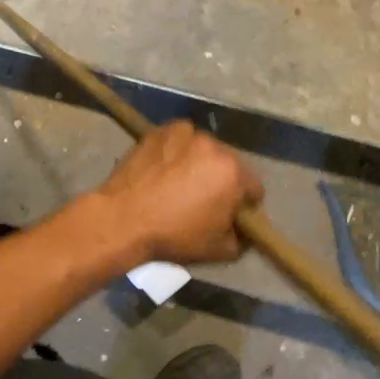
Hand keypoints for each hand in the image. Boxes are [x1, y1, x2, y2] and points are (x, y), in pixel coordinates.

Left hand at [94, 120, 264, 264]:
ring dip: (199, 161)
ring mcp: (182, 132)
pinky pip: (178, 139)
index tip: (233, 214)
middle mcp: (211, 144)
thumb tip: (242, 228)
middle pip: (228, 163)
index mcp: (232, 171)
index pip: (254, 186)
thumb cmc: (175, 234)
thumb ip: (242, 236)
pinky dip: (176, 150)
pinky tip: (165, 168)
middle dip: (222, 179)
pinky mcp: (158, 129)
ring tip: (182, 181)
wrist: (125, 216)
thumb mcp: (221, 249)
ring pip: (202, 148)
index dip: (246, 203)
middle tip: (205, 198)